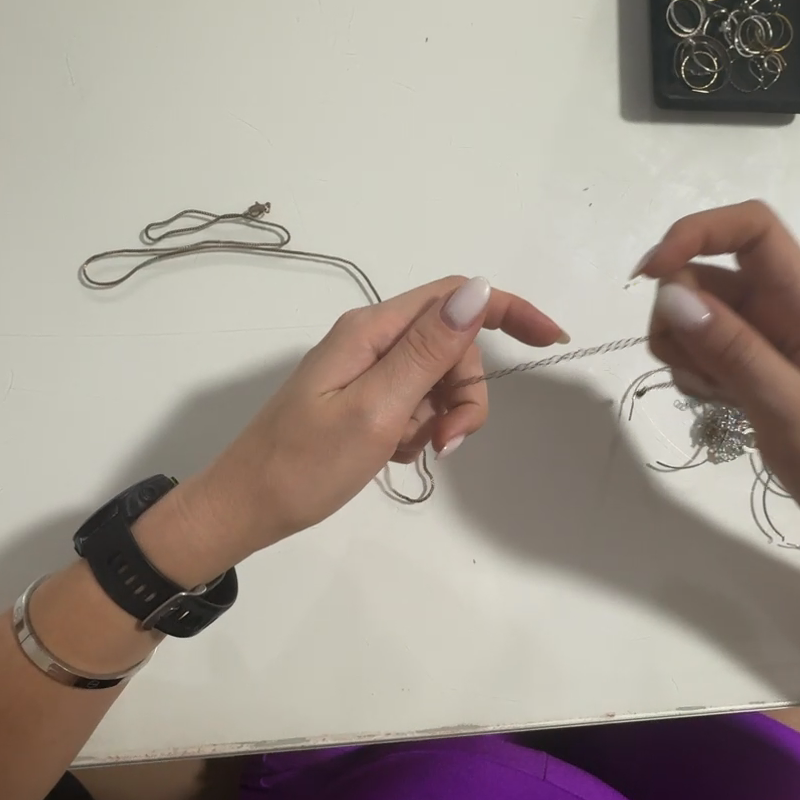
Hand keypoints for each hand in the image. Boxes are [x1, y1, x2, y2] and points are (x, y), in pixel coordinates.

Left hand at [157, 276, 565, 571]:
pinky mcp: (361, 398)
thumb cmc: (305, 464)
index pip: (455, 296)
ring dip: (440, 416)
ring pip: (436, 379)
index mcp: (371, 330)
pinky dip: (418, 429)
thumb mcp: (375, 409)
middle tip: (446, 442)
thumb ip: (427, 351)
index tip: (552, 342)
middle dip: (464, 392)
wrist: (247, 508)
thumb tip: (479, 291)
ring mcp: (365, 370)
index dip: (509, 310)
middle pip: (451, 344)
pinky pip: (413, 403)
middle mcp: (370, 340)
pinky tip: (394, 455)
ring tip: (410, 452)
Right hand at [635, 201, 799, 539]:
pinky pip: (697, 350)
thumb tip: (671, 295)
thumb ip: (734, 352)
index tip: (649, 277)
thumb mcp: (792, 410)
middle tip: (695, 370)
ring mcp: (765, 339)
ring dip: (682, 349)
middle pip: (706, 274)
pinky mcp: (749, 367)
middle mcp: (784, 310)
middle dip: (678, 314)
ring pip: (692, 314)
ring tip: (715, 395)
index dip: (696, 233)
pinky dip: (690, 373)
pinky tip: (718, 404)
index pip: (752, 230)